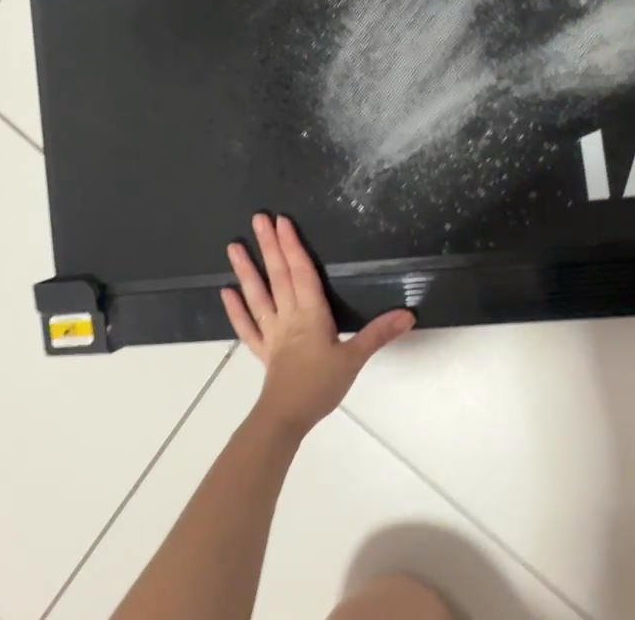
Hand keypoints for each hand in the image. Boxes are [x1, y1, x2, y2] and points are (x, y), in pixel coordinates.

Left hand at [222, 214, 414, 438]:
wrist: (286, 417)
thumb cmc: (320, 386)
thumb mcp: (354, 359)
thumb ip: (378, 334)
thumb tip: (408, 313)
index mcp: (311, 314)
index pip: (301, 272)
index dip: (293, 246)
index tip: (282, 222)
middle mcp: (288, 317)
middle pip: (279, 276)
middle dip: (269, 246)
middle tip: (258, 219)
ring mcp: (272, 333)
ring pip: (258, 296)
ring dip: (246, 271)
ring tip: (233, 247)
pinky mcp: (263, 351)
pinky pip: (247, 326)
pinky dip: (235, 309)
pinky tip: (226, 292)